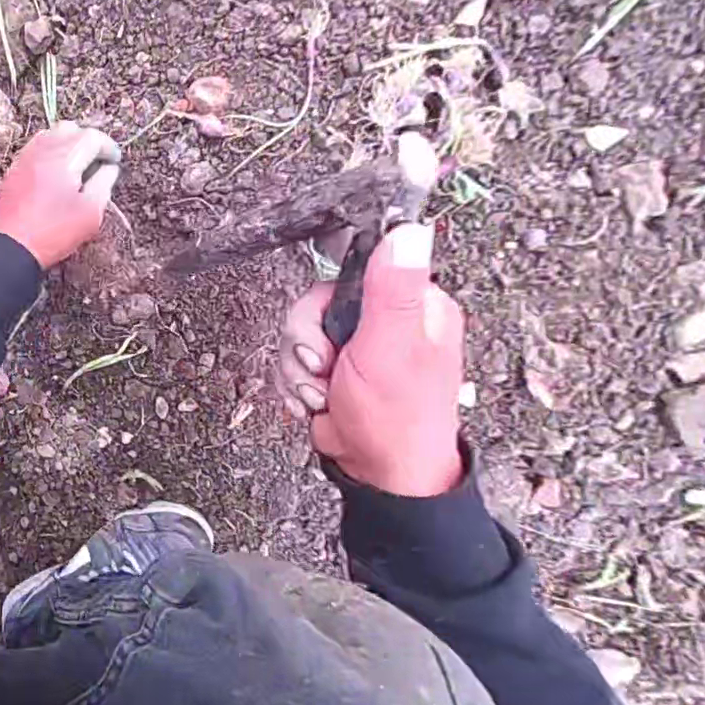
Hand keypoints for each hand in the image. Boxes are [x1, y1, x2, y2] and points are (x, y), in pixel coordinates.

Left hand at [0, 123, 121, 268]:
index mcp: (65, 158)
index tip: (115, 162)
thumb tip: (109, 168)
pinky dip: (51, 151)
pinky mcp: (14, 169)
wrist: (11, 247)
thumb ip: (104, 184)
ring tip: (78, 165)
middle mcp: (43, 150)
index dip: (109, 147)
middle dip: (89, 141)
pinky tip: (56, 172)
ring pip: (51, 134)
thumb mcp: (90, 212)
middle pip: (71, 128)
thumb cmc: (55, 231)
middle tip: (98, 161)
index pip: (92, 137)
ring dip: (69, 144)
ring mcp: (25, 158)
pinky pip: (36, 147)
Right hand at [276, 223, 465, 496]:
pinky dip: (295, 380)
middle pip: (316, 299)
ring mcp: (354, 342)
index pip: (355, 267)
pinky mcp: (332, 363)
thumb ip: (393, 290)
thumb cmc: (396, 418)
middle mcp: (383, 318)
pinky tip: (314, 400)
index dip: (331, 296)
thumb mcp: (392, 348)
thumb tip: (409, 231)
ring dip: (298, 365)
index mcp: (412, 304)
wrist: (377, 473)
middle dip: (307, 338)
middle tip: (323, 364)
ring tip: (320, 390)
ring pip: (298, 328)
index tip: (332, 326)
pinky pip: (293, 355)